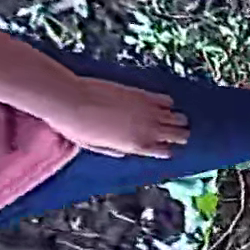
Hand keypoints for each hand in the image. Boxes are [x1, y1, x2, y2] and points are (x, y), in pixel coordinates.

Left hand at [38, 77, 189, 158]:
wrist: (69, 100)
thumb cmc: (75, 125)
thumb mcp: (92, 145)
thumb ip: (113, 150)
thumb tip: (124, 153)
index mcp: (137, 145)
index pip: (166, 151)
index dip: (166, 149)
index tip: (163, 146)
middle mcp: (149, 130)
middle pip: (180, 135)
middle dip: (179, 135)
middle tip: (174, 132)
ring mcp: (150, 112)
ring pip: (180, 118)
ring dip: (177, 120)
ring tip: (171, 118)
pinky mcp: (146, 96)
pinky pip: (168, 101)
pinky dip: (166, 104)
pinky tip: (159, 104)